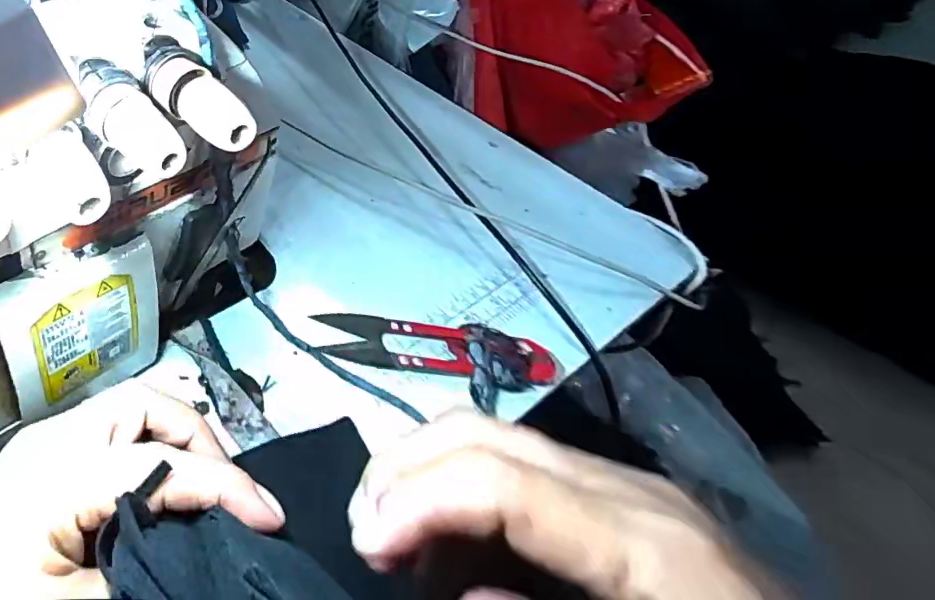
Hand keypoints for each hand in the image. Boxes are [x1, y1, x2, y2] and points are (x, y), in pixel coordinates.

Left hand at [0, 381, 284, 598]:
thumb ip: (140, 579)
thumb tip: (194, 565)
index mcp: (62, 467)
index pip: (159, 459)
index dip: (223, 485)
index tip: (270, 519)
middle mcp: (54, 439)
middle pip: (140, 403)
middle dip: (196, 435)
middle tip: (233, 493)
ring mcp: (43, 446)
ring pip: (123, 415)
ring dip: (171, 440)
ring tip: (207, 492)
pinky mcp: (38, 464)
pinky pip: (105, 440)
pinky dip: (145, 454)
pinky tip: (160, 498)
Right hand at [349, 412, 782, 599]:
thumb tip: (460, 589)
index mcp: (651, 544)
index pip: (497, 478)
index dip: (414, 501)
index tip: (367, 548)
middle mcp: (630, 489)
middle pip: (475, 433)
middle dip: (400, 472)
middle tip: (366, 534)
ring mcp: (623, 483)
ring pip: (481, 432)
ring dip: (418, 471)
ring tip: (393, 532)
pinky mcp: (615, 494)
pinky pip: (509, 459)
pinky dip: (454, 483)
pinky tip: (445, 534)